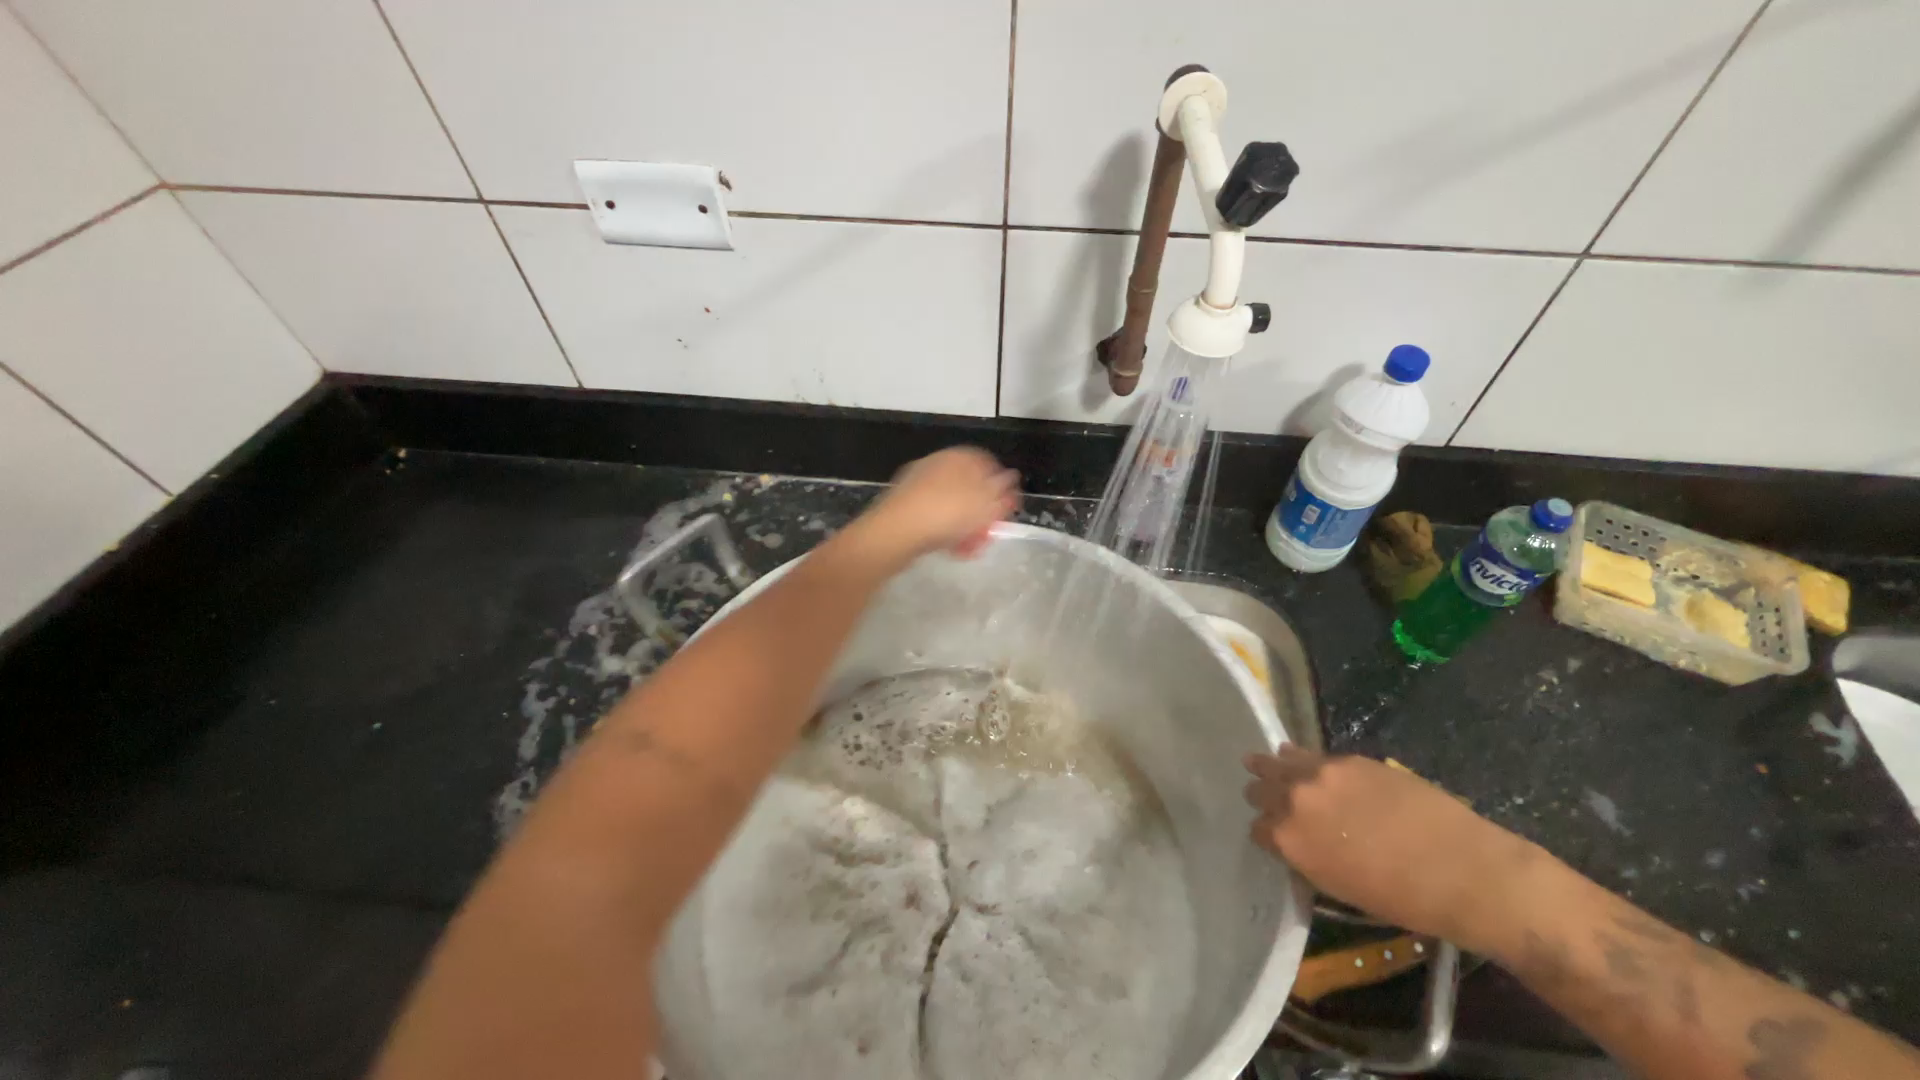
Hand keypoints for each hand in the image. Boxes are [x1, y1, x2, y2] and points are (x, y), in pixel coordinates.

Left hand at [856, 447, 1019, 560]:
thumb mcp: (985, 503)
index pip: (988, 464)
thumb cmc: (946, 514)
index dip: (1002, 486)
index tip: (1007, 508)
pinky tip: (952, 549)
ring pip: (952, 505)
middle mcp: (937, 464)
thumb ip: (1001, 492)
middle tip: (990, 531)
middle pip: (969, 487)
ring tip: (972, 547)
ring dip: (966, 525)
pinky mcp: (906, 506)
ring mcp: (919, 485)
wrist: (895, 532)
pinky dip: (946, 531)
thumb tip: (1010, 480)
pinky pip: (935, 517)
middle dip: (982, 511)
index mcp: (959, 457)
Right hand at [1244, 747, 1545, 948]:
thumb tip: (1300, 844)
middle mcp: (1297, 801)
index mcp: (1290, 840)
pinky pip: (1315, 756)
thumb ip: (1309, 858)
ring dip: (1274, 766)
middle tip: (1264, 798)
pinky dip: (1304, 758)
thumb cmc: (1403, 898)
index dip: (1266, 833)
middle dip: (1263, 795)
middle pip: (1263, 789)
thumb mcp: (1340, 887)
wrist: (1464, 871)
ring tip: (1266, 763)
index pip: (1259, 829)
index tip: (1272, 835)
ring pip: (1282, 762)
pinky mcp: (1353, 760)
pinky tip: (1304, 759)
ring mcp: (1324, 774)